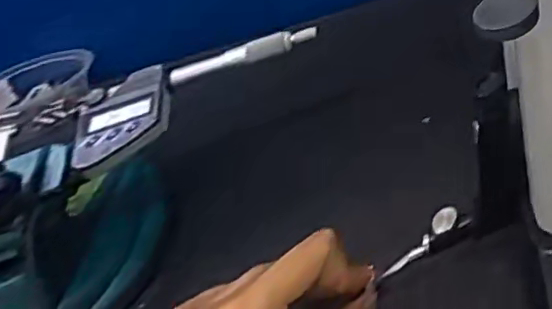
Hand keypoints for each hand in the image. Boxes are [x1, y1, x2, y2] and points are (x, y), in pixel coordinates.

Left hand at [177, 229, 374, 308]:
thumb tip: (362, 297)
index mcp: (249, 302)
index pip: (317, 249)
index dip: (347, 270)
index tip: (361, 299)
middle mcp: (218, 295)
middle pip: (289, 264)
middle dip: (318, 289)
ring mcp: (189, 307)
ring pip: (254, 284)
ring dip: (284, 301)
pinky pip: (223, 304)